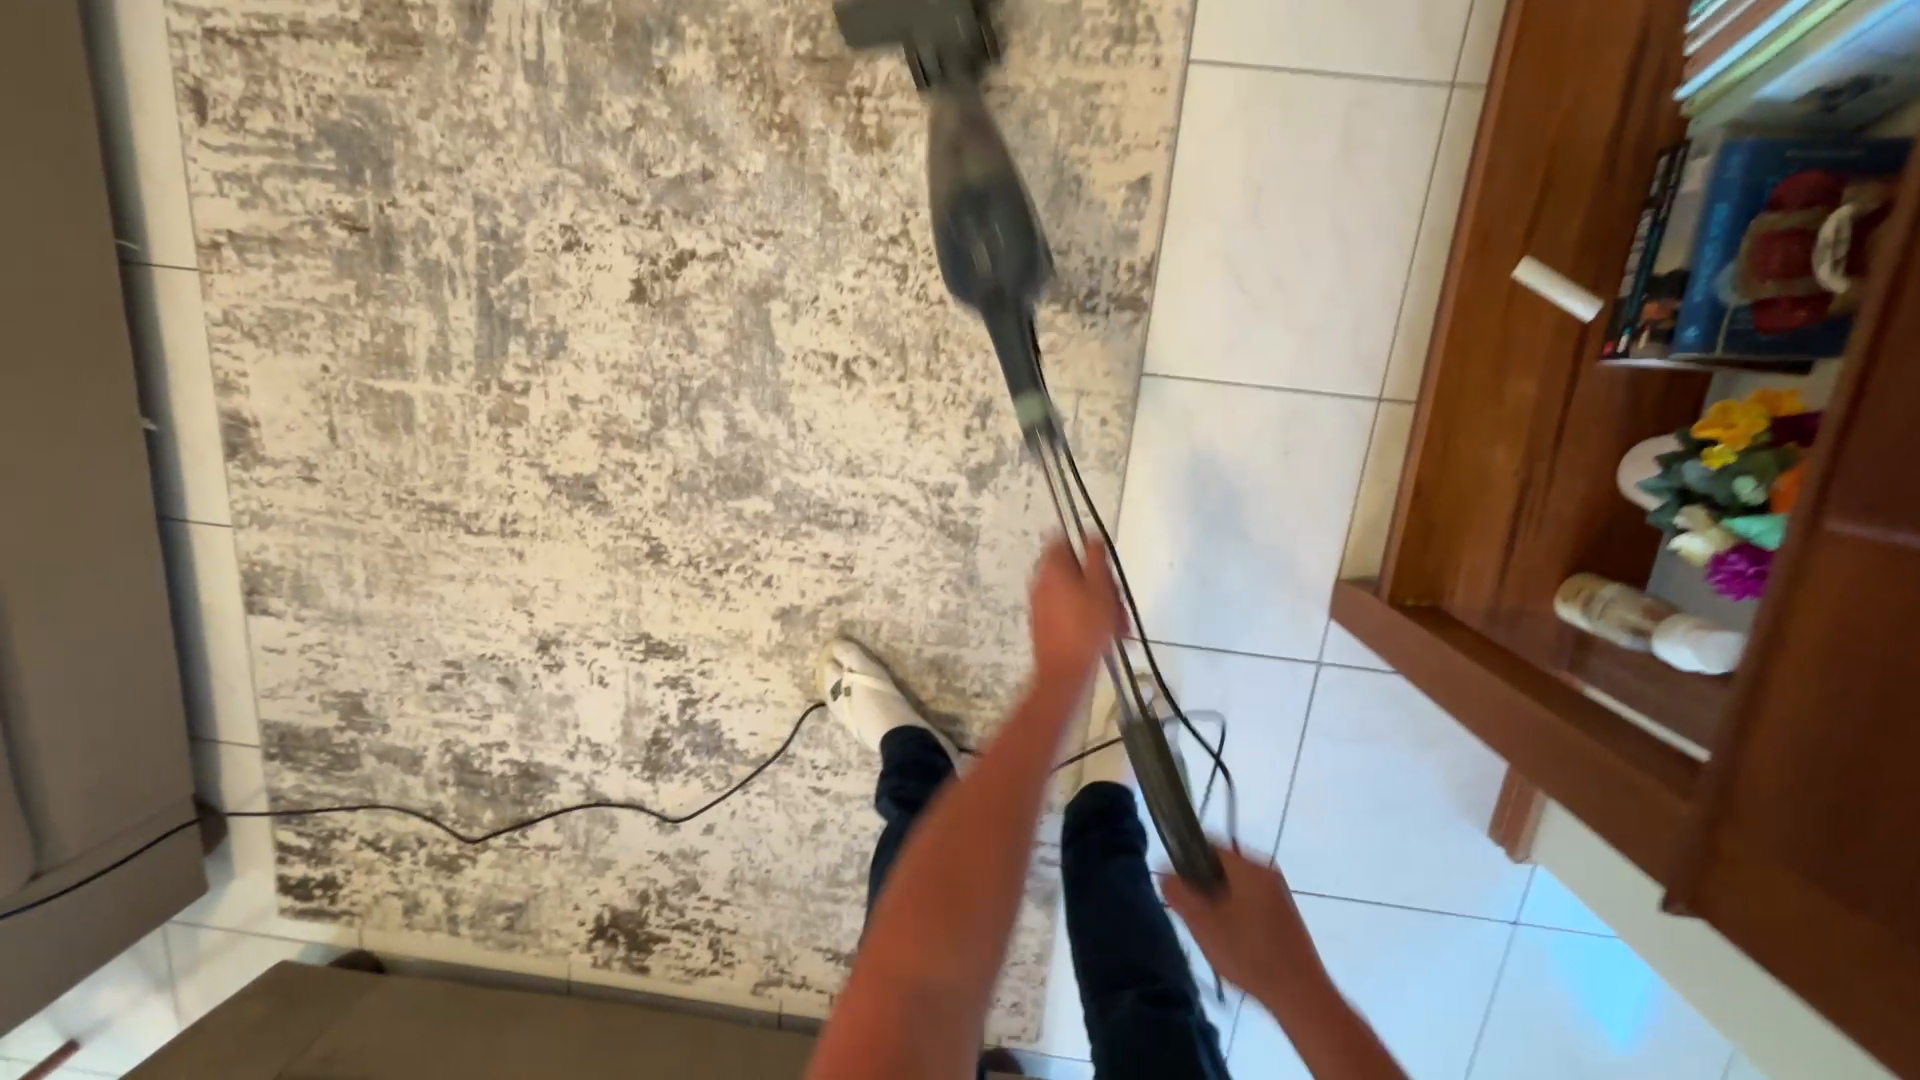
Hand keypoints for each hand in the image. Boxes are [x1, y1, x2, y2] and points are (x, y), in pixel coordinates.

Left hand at [1027, 534, 1122, 683]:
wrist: (1064, 671)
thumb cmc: (1086, 626)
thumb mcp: (1100, 587)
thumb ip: (1096, 557)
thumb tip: (1092, 535)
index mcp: (1052, 567)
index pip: (1064, 541)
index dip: (1087, 548)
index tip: (1105, 566)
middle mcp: (1041, 581)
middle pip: (1074, 570)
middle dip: (1101, 583)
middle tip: (1117, 602)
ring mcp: (1041, 603)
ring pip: (1076, 592)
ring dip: (1099, 603)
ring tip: (1118, 624)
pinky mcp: (1044, 623)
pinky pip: (1070, 611)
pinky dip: (1088, 617)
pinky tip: (1106, 634)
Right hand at [1164, 846, 1321, 1004]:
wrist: (1301, 996)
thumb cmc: (1249, 955)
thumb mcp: (1204, 925)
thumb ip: (1179, 894)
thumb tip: (1164, 874)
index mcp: (1249, 867)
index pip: (1209, 845)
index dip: (1186, 858)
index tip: (1174, 881)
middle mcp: (1267, 872)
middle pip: (1222, 865)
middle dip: (1201, 884)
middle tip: (1190, 910)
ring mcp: (1279, 893)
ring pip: (1236, 884)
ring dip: (1218, 900)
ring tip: (1208, 928)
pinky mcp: (1286, 914)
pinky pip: (1251, 899)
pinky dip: (1236, 911)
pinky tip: (1231, 939)